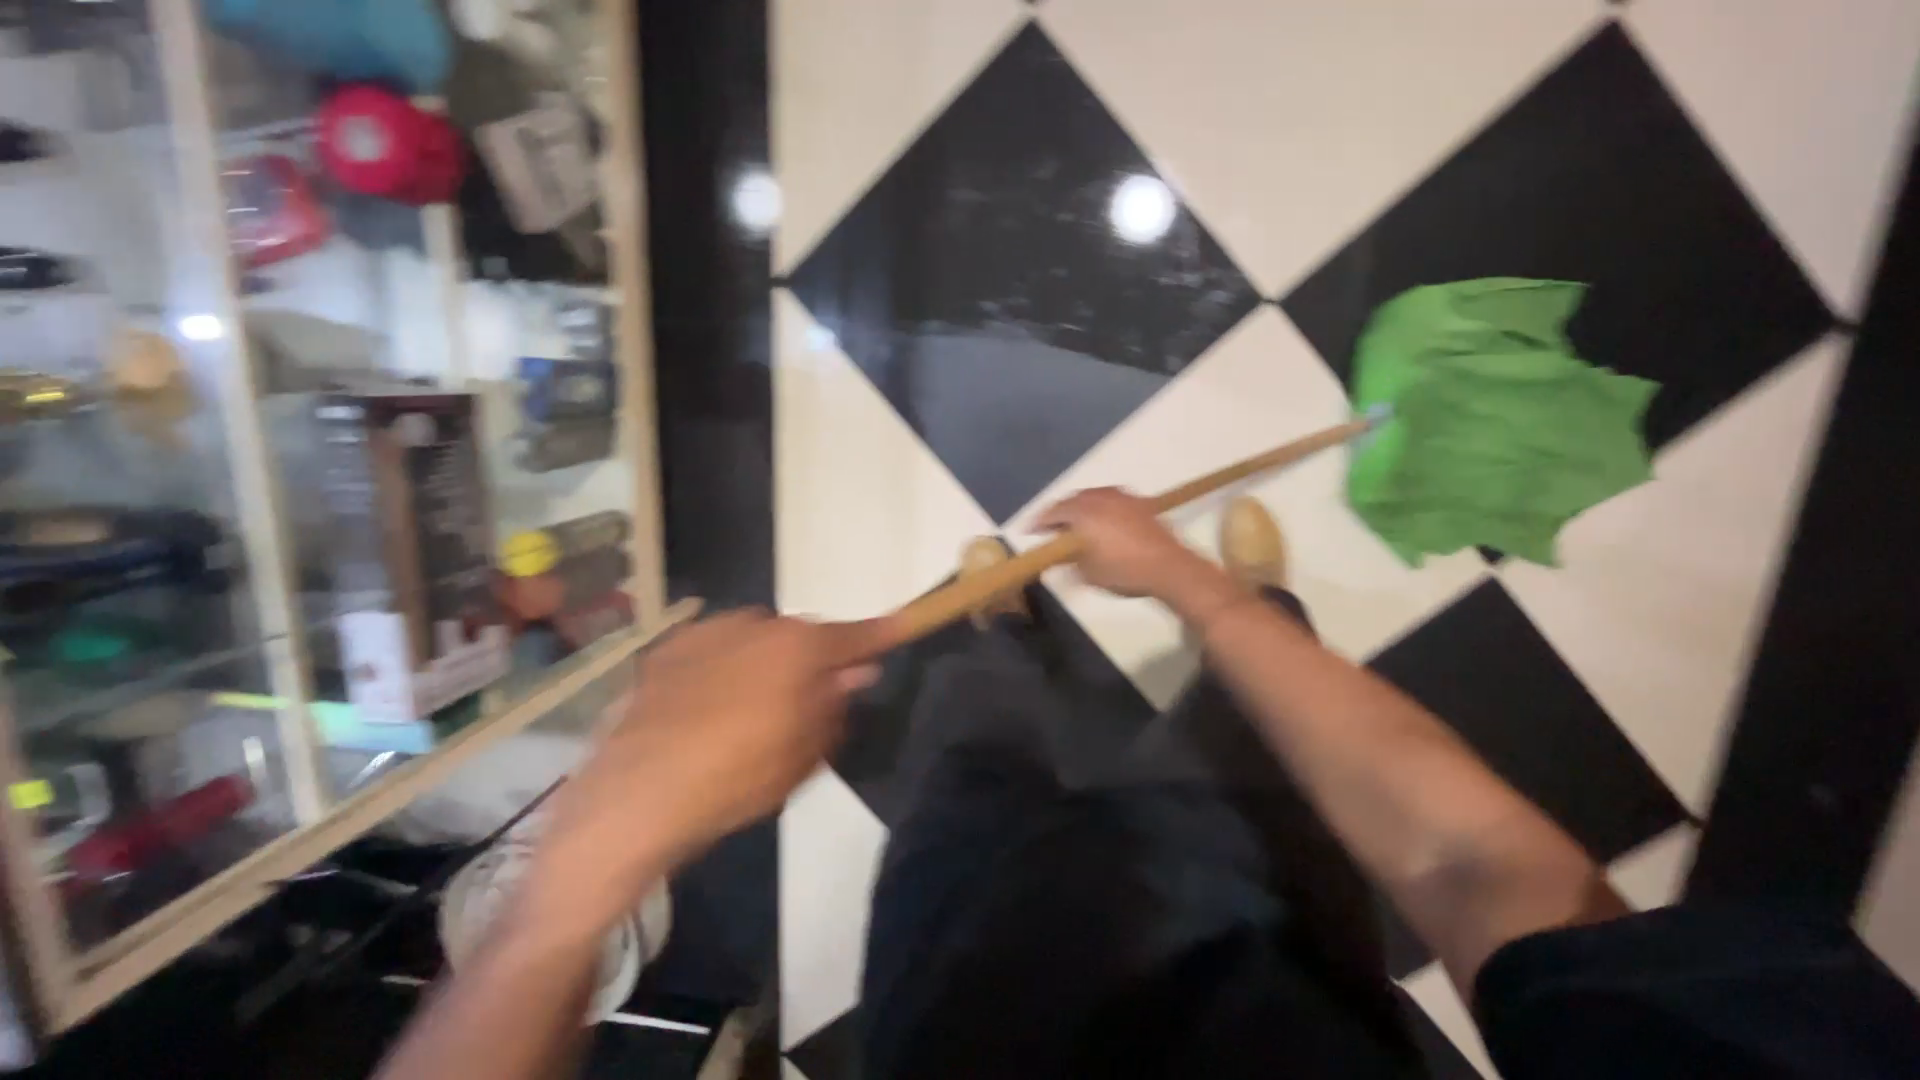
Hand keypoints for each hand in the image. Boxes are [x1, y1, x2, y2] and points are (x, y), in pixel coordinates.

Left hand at [525, 612, 887, 935]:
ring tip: (750, 712)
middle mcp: (756, 624)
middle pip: (802, 636)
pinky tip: (710, 708)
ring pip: (757, 641)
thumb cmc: (736, 779)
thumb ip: (835, 705)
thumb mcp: (804, 755)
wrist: (635, 795)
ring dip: (766, 663)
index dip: (882, 633)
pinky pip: (716, 650)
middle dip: (812, 660)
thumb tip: (855, 673)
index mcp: (799, 648)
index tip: (903, 624)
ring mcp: (707, 632)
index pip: (854, 635)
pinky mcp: (667, 648)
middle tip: (809, 702)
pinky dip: (725, 668)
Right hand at [1034, 487, 1214, 599]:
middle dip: (1059, 513)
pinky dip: (1101, 508)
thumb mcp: (1087, 573)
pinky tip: (1103, 522)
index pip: (1053, 511)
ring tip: (1076, 524)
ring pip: (1093, 497)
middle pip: (1072, 500)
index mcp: (1083, 512)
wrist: (1168, 567)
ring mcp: (1122, 497)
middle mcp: (1100, 498)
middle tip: (1051, 528)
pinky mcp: (1139, 503)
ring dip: (1080, 508)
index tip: (1030, 531)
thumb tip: (1057, 558)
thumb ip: (1067, 562)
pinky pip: (1111, 500)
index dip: (1039, 522)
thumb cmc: (1123, 572)